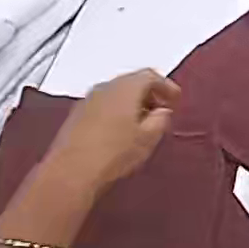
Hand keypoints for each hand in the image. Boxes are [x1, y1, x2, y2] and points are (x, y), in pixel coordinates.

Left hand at [40, 70, 180, 192]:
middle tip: (161, 110)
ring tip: (143, 122)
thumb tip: (162, 110)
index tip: (176, 100)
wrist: (72, 171)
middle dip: (149, 94)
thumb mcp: (148, 138)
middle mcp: (105, 87)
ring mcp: (88, 100)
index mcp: (125, 88)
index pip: (150, 76)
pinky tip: (121, 130)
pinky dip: (117, 110)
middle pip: (131, 82)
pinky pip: (104, 105)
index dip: (166, 86)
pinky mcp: (77, 115)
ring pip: (116, 93)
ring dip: (132, 103)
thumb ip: (160, 119)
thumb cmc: (116, 152)